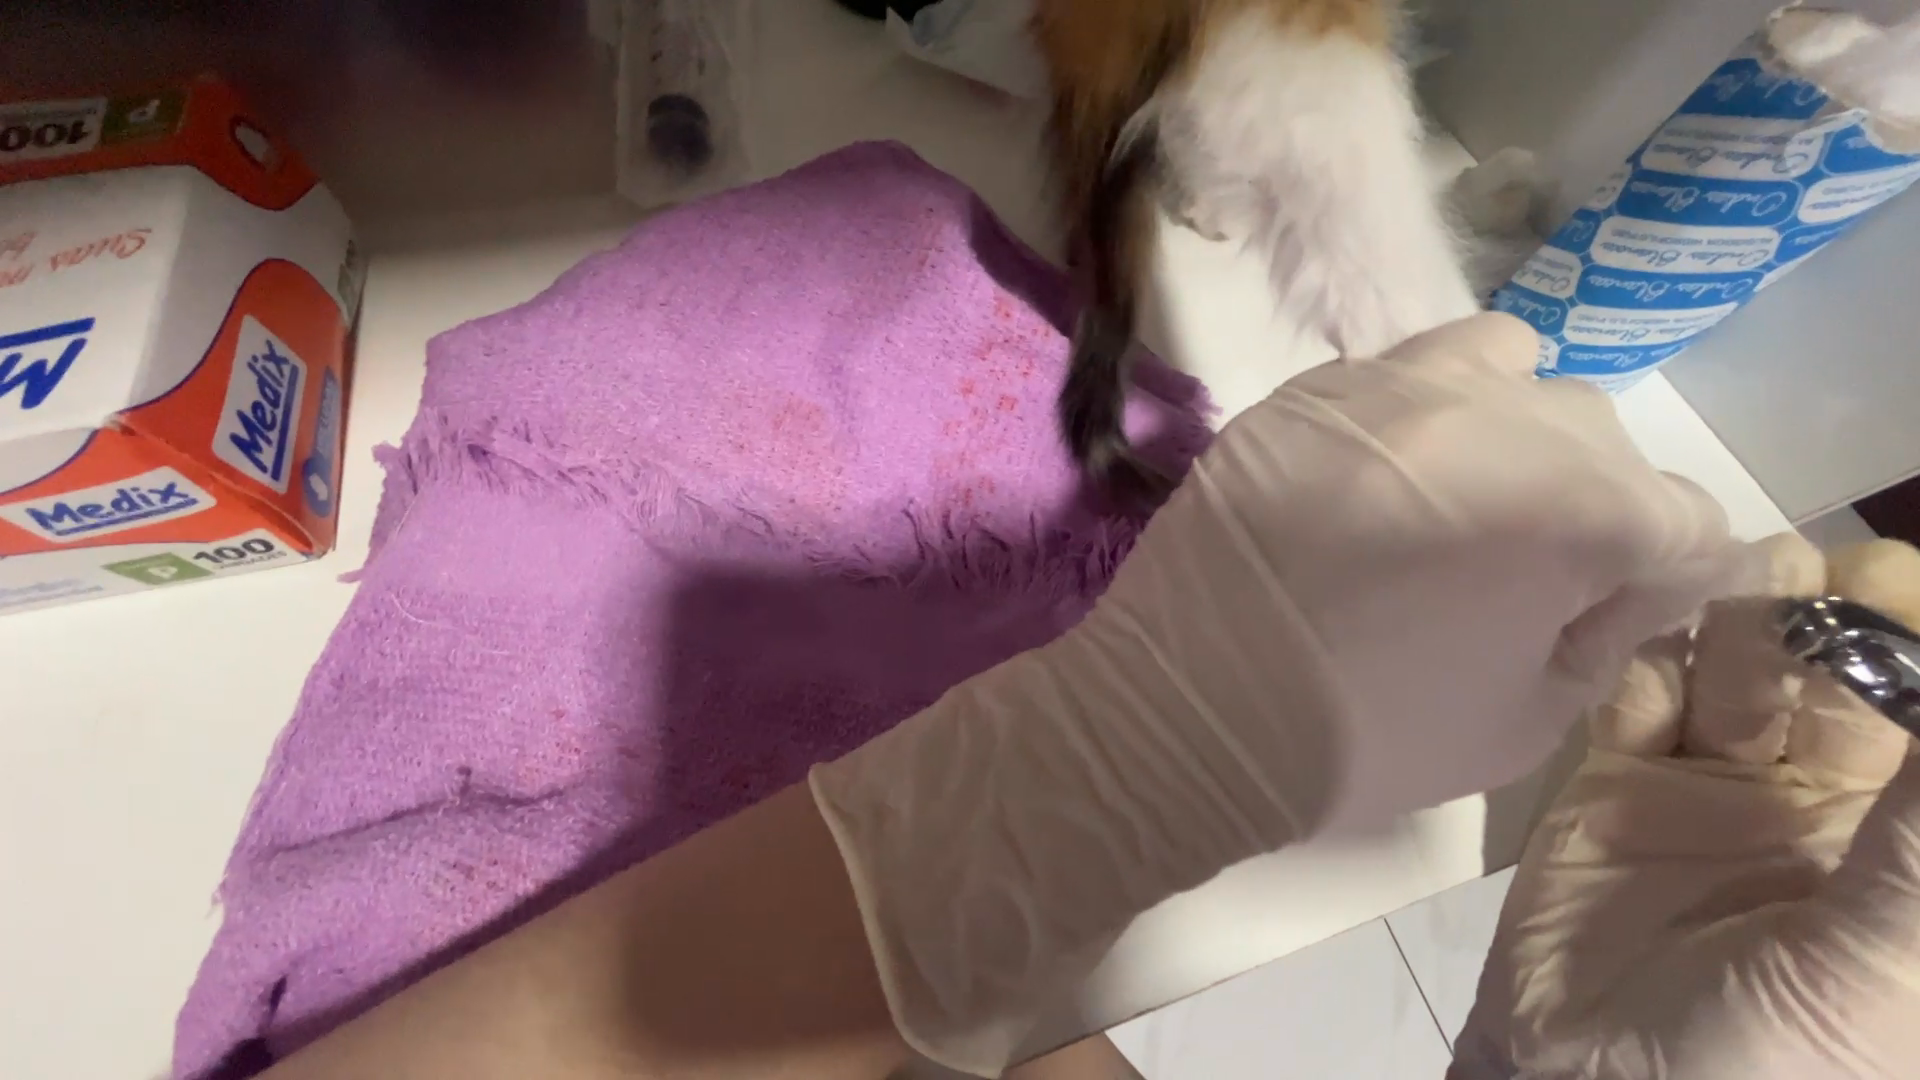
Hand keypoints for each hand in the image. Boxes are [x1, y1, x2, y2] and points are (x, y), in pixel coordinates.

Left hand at [811, 313, 1737, 1075]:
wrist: (1185, 707)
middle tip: (1512, 561)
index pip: (1684, 519)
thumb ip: (1596, 635)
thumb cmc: (1358, 738)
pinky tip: (1365, 476)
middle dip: (1579, 497)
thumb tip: (1611, 583)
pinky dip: (1403, 414)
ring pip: (1492, 362)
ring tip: (1448, 488)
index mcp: (1570, 510)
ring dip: (1497, 421)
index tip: (1595, 612)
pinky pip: (1384, 374)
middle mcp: (1481, 419)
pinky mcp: (1291, 399)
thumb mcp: (1523, 722)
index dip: (1653, 577)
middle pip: (1591, 431)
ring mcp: (1375, 393)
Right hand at [1454, 536, 1919, 1078]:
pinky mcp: (1610, 780)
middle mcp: (1815, 800)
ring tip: (1734, 567)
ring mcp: (1704, 785)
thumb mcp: (1879, 967)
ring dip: (1732, 621)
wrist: (1589, 1076)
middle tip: (1814, 569)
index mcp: (1898, 845)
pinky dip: (1636, 661)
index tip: (1901, 584)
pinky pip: (1629, 704)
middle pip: (1832, 679)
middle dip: (1831, 617)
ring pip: (1728, 675)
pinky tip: (1639, 631)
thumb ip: (1913, 850)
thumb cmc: (1773, 1057)